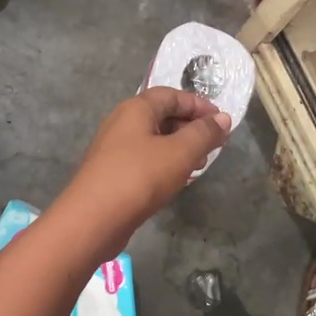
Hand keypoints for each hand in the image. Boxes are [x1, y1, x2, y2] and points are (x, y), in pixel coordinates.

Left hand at [55, 88, 230, 251]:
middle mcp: (122, 122)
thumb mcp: (179, 153)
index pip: (172, 95)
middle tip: (213, 145)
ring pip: (154, 139)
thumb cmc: (139, 177)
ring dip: (179, 147)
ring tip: (199, 164)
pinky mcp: (112, 173)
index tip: (221, 122)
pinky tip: (177, 181)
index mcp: (136, 109)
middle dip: (190, 127)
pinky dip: (164, 163)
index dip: (198, 105)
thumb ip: (204, 133)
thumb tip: (223, 118)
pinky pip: (144, 159)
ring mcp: (114, 149)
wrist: (92, 221)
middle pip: (162, 115)